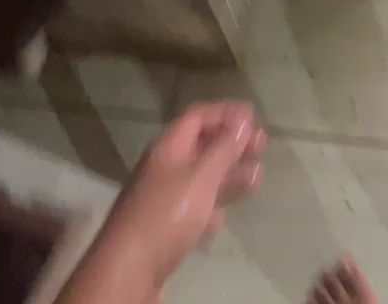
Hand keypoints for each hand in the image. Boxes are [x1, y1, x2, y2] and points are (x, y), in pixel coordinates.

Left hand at [120, 101, 265, 280]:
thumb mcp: (201, 177)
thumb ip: (224, 148)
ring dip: (228, 175)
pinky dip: (211, 208)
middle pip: (201, 146)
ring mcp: (161, 200)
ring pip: (200, 178)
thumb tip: (242, 121)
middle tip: (261, 146)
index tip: (254, 118)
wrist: (126, 274)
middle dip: (232, 143)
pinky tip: (222, 218)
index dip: (226, 113)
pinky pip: (192, 209)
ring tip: (256, 178)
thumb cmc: (166, 216)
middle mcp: (163, 169)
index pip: (197, 116)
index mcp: (168, 148)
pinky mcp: (162, 229)